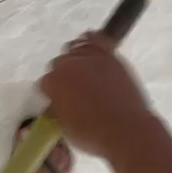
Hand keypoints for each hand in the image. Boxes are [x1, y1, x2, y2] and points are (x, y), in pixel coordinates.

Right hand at [37, 32, 157, 157]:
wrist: (126, 130)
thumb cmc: (92, 134)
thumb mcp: (64, 126)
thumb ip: (57, 108)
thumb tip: (58, 103)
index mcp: (52, 82)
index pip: (45, 82)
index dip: (52, 93)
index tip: (59, 101)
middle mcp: (68, 65)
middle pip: (59, 63)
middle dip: (63, 76)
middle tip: (73, 90)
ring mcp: (90, 58)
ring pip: (75, 48)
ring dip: (76, 58)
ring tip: (83, 71)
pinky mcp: (110, 55)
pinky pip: (96, 38)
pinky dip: (92, 41)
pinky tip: (91, 48)